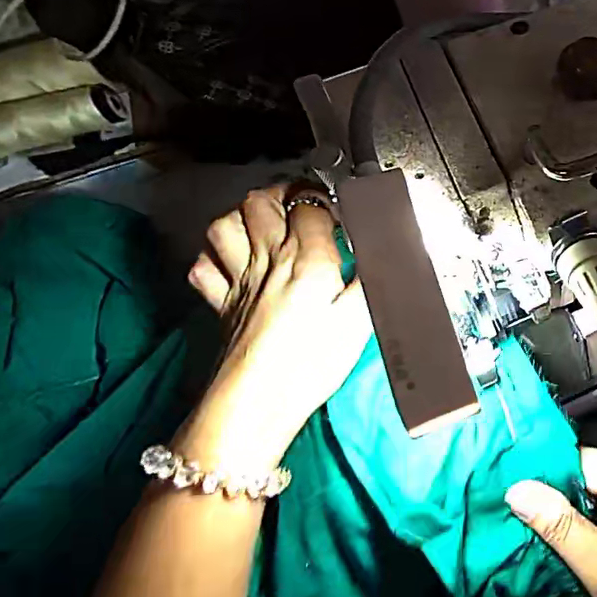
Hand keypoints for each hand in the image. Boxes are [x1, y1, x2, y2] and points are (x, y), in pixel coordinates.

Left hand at [181, 183, 370, 473]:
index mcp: (306, 260)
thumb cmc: (310, 363)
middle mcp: (267, 261)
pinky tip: (233, 260)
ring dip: (242, 215)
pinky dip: (214, 254)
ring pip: (223, 225)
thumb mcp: (359, 318)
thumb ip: (376, 276)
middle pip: (258, 203)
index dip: (325, 198)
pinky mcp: (218, 305)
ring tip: (265, 222)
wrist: (254, 404)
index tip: (341, 207)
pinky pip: (202, 265)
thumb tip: (394, 248)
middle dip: (281, 192)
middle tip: (301, 200)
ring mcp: (237, 281)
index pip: (310, 207)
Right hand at [506, 449, 596, 596]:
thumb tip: (517, 490)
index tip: (509, 500)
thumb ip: (561, 527)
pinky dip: (585, 522)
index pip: (578, 461)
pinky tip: (565, 542)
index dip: (544, 479)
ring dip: (567, 512)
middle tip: (517, 522)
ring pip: (592, 490)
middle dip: (553, 497)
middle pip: (584, 473)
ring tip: (536, 534)